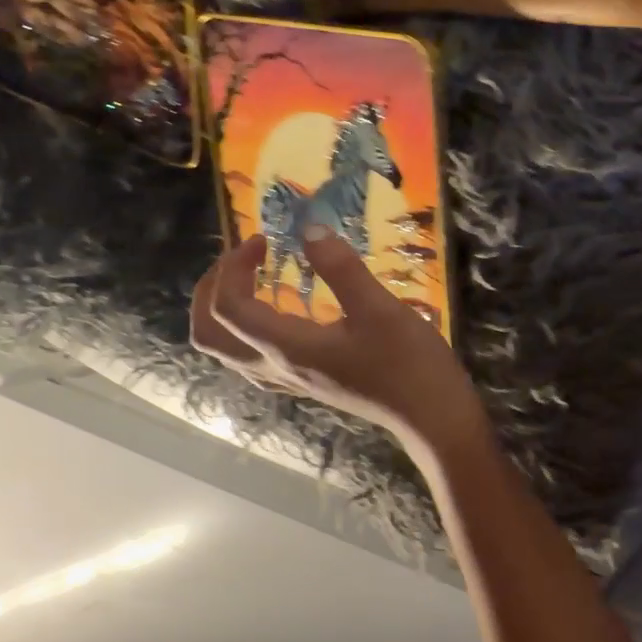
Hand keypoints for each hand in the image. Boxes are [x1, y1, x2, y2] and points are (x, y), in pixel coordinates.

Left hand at [190, 226, 483, 447]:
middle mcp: (277, 367)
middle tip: (242, 260)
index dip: (235, 267)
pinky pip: (255, 358)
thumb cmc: (407, 360)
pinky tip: (285, 317)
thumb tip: (309, 229)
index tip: (265, 238)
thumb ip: (343, 269)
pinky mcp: (310, 384)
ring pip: (228, 350)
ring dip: (225, 312)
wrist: (431, 412)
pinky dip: (251, 330)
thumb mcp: (380, 308)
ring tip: (255, 282)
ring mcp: (292, 380)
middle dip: (211, 291)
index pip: (230, 306)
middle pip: (210, 334)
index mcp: (287, 346)